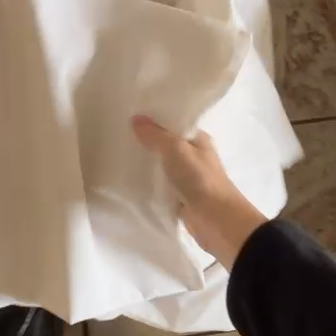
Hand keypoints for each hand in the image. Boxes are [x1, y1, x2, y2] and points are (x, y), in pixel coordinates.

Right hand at [131, 115, 269, 268]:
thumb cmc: (200, 179)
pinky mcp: (180, 198)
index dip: (155, 119)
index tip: (130, 116)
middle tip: (118, 135)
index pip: (174, 124)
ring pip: (162, 167)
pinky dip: (148, 185)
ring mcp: (187, 178)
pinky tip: (128, 180)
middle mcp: (193, 156)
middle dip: (146, 142)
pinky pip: (160, 187)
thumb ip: (156, 135)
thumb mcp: (176, 150)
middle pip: (166, 145)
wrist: (216, 220)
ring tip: (118, 155)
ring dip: (146, 164)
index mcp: (198, 140)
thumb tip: (136, 118)